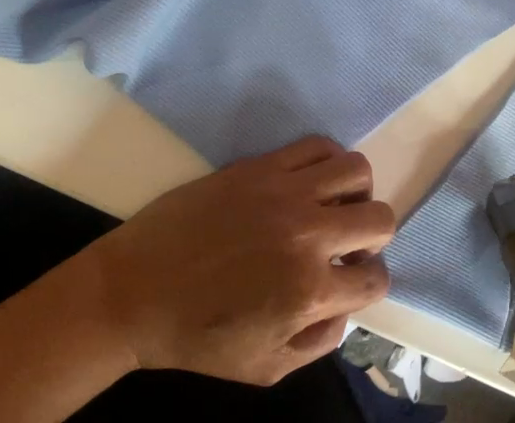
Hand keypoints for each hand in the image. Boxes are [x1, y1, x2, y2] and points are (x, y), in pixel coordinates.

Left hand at [86, 135, 396, 384]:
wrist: (133, 291)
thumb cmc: (196, 336)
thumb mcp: (264, 368)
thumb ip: (318, 342)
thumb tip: (343, 307)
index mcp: (308, 291)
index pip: (376, 278)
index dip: (369, 283)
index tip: (349, 280)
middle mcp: (306, 235)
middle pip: (380, 219)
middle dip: (372, 238)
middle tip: (344, 246)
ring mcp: (284, 192)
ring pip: (356, 170)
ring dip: (355, 194)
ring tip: (331, 207)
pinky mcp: (259, 166)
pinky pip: (316, 145)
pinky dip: (327, 161)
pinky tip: (310, 182)